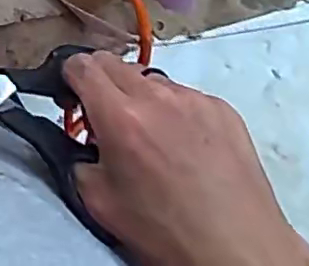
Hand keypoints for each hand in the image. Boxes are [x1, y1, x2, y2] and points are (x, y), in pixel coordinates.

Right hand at [66, 52, 308, 265]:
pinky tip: (181, 145)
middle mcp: (156, 97)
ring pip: (148, 77)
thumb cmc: (172, 236)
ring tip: (148, 137)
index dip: (69, 75)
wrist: (239, 252)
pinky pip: (184, 94)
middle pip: (112, 62)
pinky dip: (174, 110)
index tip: (69, 88)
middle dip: (99, 82)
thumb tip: (72, 136)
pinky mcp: (219, 105)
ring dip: (138, 96)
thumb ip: (76, 157)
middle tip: (102, 114)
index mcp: (122, 118)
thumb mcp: (102, 203)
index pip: (81, 65)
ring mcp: (192, 97)